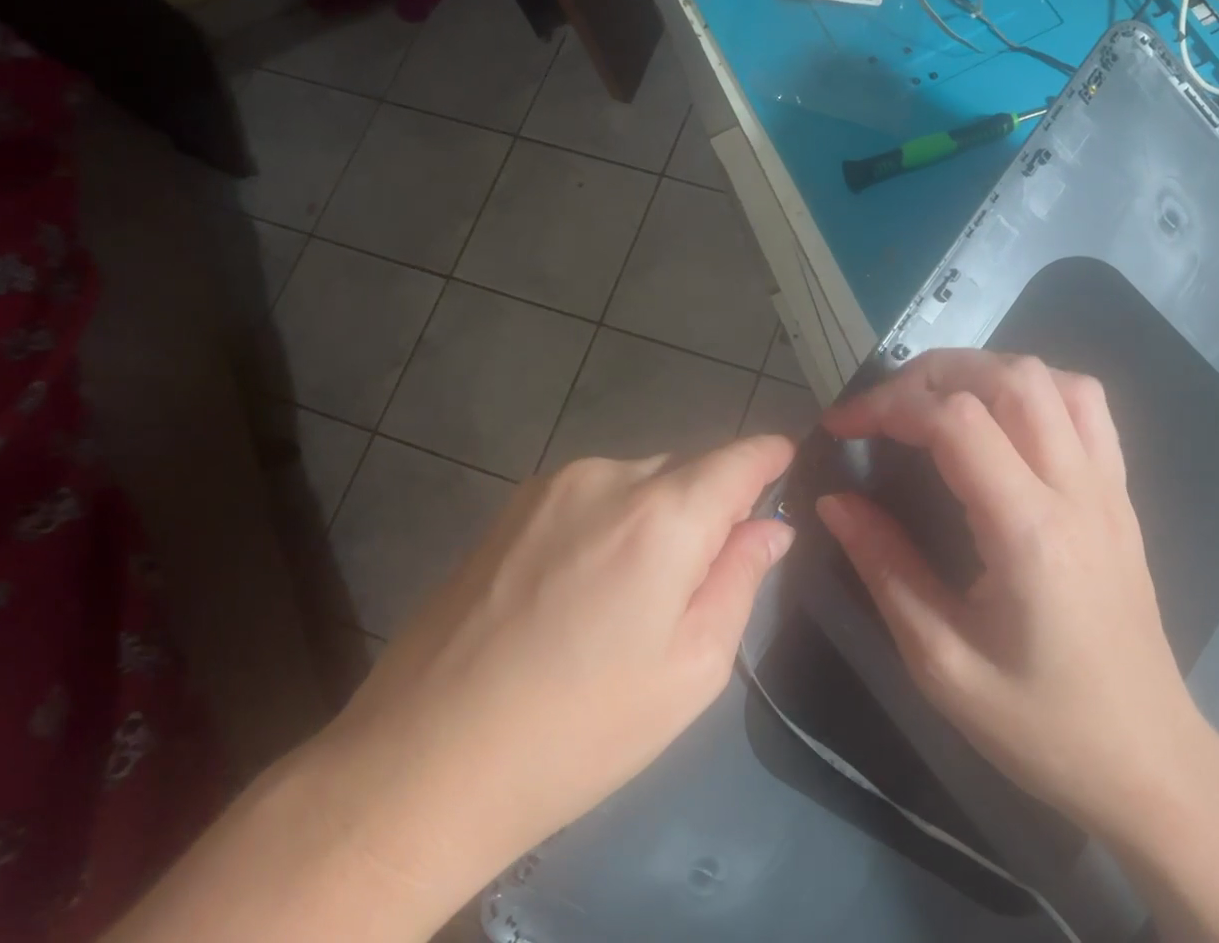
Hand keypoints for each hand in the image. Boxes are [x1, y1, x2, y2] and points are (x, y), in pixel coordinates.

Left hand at [307, 437, 794, 907]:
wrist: (428, 760)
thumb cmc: (584, 727)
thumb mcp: (693, 667)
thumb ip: (740, 579)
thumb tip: (768, 528)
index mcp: (662, 515)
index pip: (740, 458)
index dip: (772, 460)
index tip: (789, 471)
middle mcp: (605, 478)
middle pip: (687, 470)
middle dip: (711, 507)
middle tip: (705, 582)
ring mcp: (546, 490)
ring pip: (636, 484)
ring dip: (657, 520)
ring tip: (635, 602)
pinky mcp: (506, 513)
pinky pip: (588, 500)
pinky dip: (609, 527)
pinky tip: (584, 596)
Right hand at [817, 350, 1218, 830]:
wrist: (1146, 761)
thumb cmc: (1040, 725)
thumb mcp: (941, 661)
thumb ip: (886, 568)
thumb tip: (835, 501)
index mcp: (1028, 530)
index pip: (955, 420)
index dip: (888, 406)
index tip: (840, 428)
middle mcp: (1078, 490)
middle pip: (1008, 378)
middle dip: (930, 374)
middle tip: (880, 409)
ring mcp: (1110, 489)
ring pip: (1054, 379)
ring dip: (984, 372)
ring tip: (933, 405)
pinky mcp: (1123, 499)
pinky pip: (1088, 409)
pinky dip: (1035, 390)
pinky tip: (1001, 422)